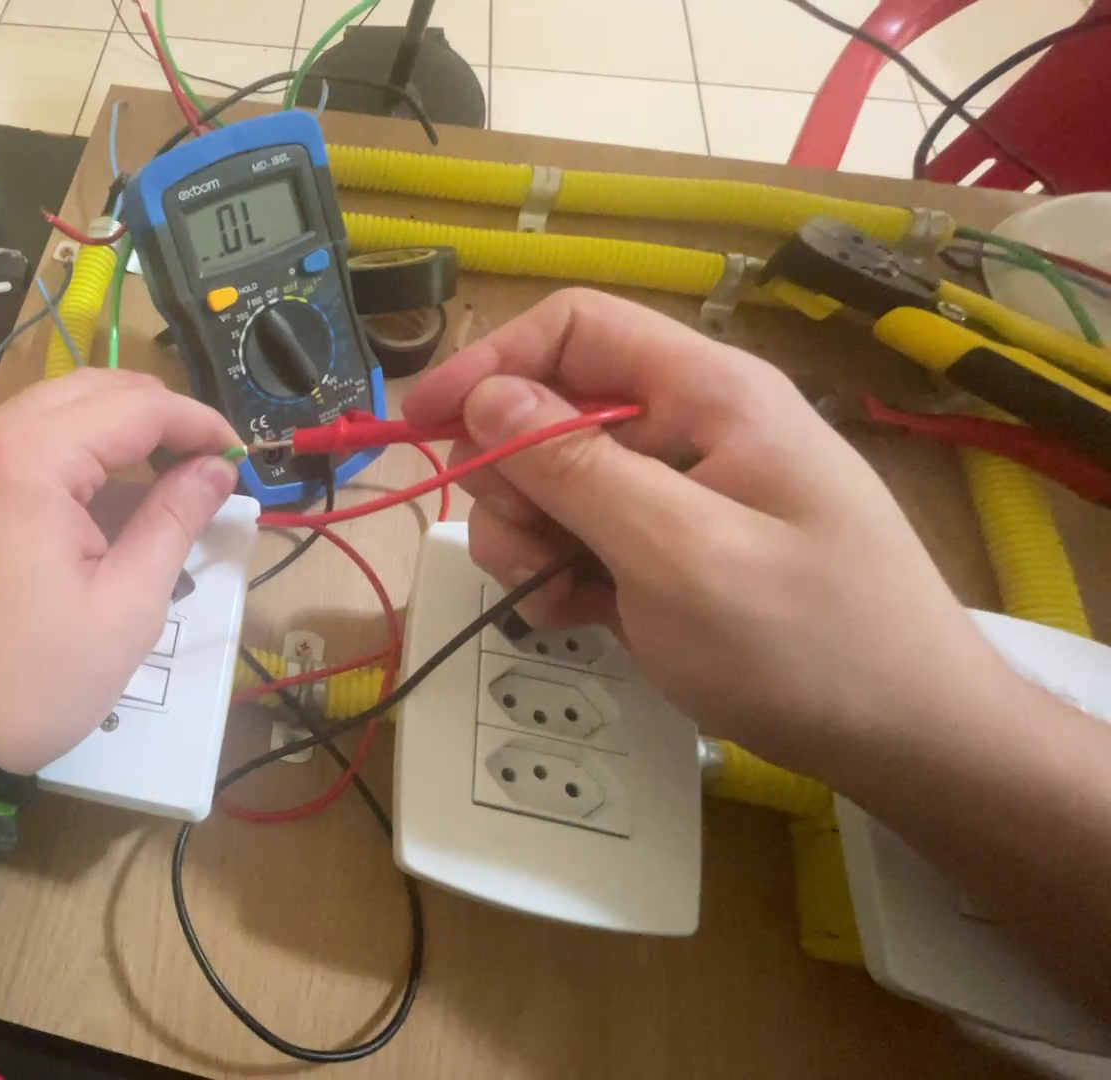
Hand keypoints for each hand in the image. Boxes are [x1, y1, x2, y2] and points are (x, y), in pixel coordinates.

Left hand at [0, 369, 240, 774]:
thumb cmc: (31, 680)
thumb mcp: (126, 606)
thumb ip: (175, 519)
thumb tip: (216, 470)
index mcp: (25, 461)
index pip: (132, 408)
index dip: (196, 421)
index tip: (237, 456)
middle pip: (88, 391)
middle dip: (157, 416)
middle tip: (205, 463)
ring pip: (52, 412)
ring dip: (114, 432)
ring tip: (164, 477)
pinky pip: (20, 446)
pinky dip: (71, 455)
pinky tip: (104, 497)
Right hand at [402, 289, 1021, 777]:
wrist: (891, 740)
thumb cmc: (807, 643)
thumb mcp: (681, 553)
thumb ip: (578, 468)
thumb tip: (483, 397)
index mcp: (702, 392)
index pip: (572, 328)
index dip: (489, 362)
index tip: (423, 419)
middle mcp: (670, 425)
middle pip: (536, 410)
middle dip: (508, 477)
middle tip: (530, 538)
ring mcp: (651, 487)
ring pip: (530, 481)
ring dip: (522, 536)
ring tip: (564, 589)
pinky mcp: (635, 540)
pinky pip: (550, 534)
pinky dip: (545, 573)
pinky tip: (583, 610)